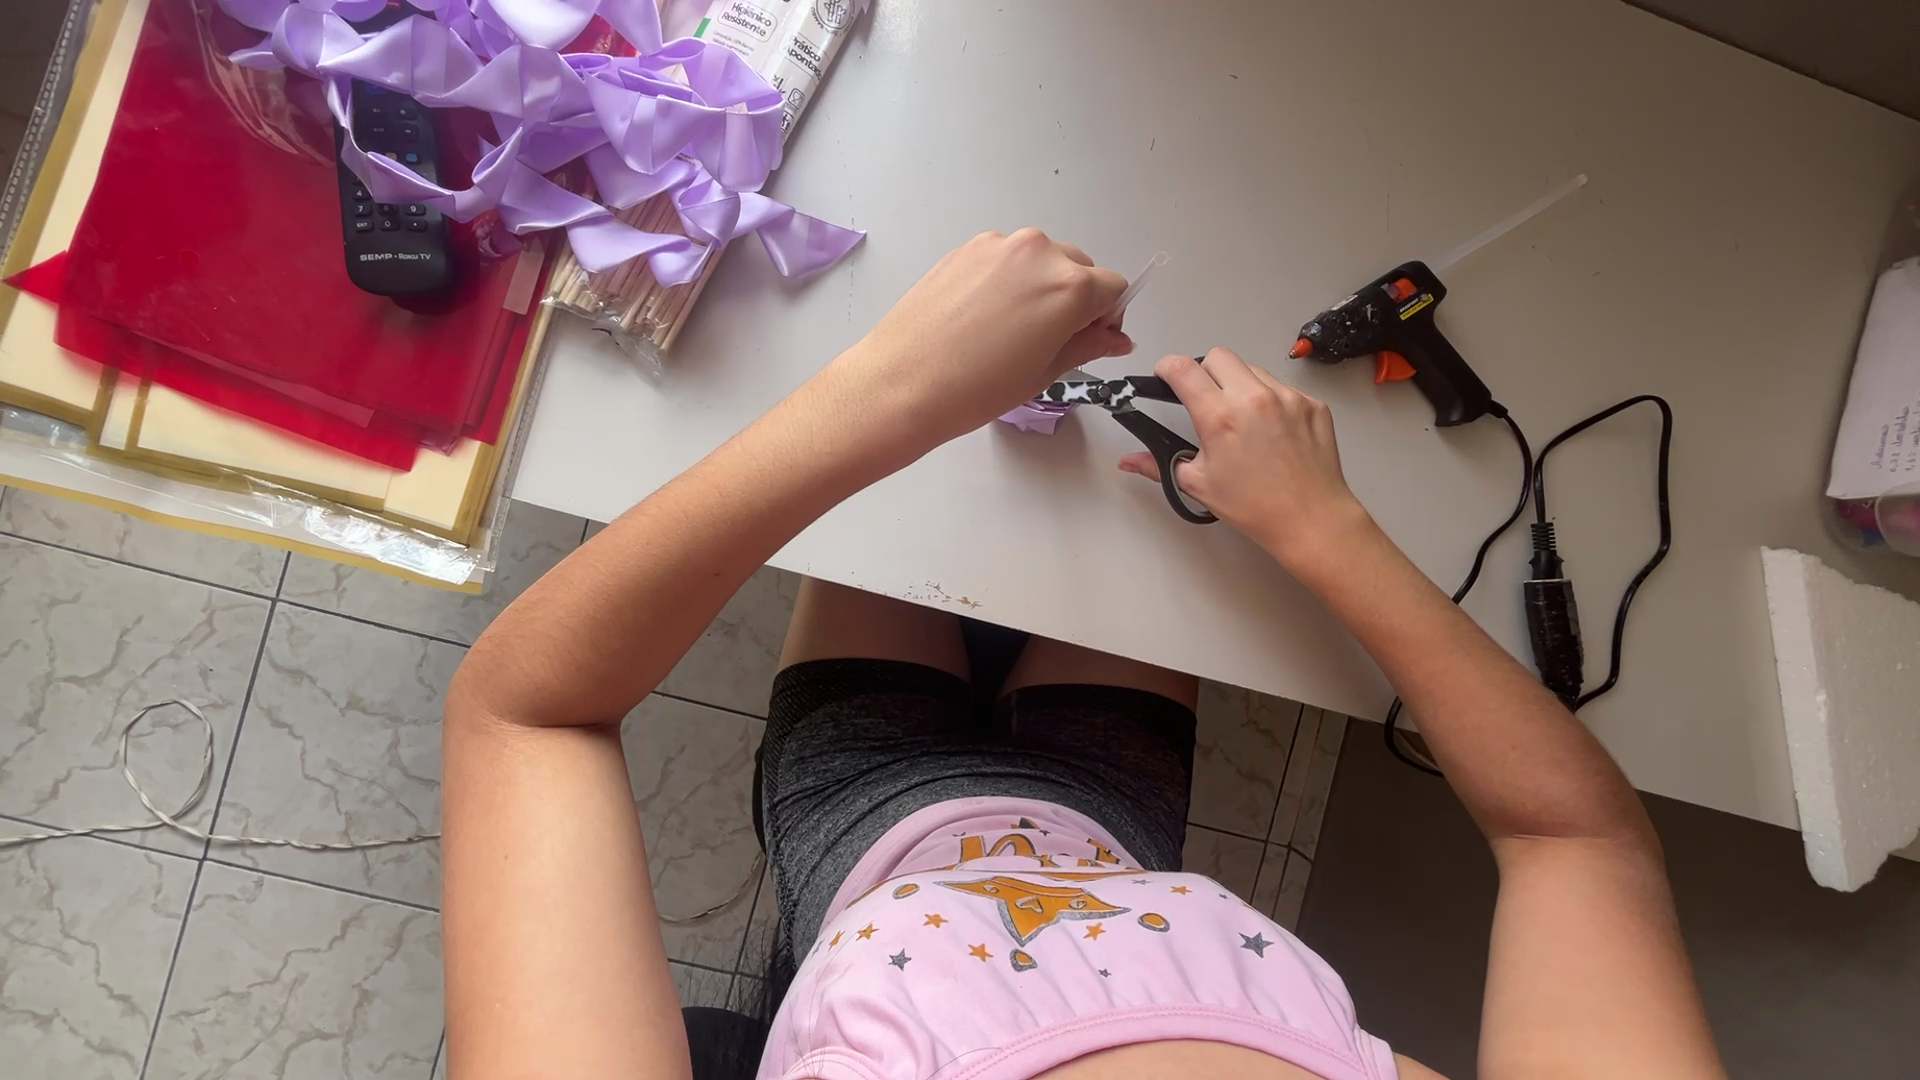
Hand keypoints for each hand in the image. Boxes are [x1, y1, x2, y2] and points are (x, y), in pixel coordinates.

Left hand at [824, 229, 1132, 443]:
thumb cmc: (973, 389)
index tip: (1091, 341)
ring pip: (1041, 261)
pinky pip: (1004, 260)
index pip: (1113, 289)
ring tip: (1009, 334)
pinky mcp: (966, 249)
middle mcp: (1038, 252)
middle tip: (1049, 342)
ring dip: (1040, 289)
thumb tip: (1116, 338)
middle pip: (1079, 269)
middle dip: (1076, 302)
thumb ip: (1087, 346)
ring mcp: (998, 246)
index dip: (1107, 318)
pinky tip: (983, 320)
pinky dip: (1007, 283)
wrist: (902, 383)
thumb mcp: (1043, 373)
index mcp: (1069, 285)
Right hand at [1119, 349, 1372, 566]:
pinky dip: (1267, 399)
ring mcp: (1288, 397)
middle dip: (1203, 371)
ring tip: (1238, 417)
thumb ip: (1157, 464)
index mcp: (1220, 417)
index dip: (1167, 367)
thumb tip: (1128, 461)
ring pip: (1251, 368)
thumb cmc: (1252, 506)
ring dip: (1237, 384)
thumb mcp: (1197, 484)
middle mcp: (1254, 398)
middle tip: (1202, 398)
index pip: (1183, 368)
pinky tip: (1268, 429)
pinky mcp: (1312, 403)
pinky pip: (1281, 386)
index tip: (1164, 376)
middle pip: (1218, 356)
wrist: (1310, 518)